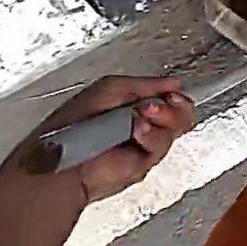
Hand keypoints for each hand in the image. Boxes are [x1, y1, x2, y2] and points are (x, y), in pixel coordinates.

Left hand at [25, 76, 195, 202]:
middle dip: (175, 105)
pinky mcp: (146, 161)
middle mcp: (145, 123)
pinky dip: (151, 134)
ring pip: (180, 125)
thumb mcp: (111, 89)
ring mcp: (147, 143)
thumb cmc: (72, 126)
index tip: (171, 91)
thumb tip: (174, 83)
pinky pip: (164, 143)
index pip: (173, 96)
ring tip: (141, 116)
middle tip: (156, 105)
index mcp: (135, 105)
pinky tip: (136, 131)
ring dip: (163, 116)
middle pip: (184, 110)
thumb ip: (146, 84)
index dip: (176, 93)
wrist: (62, 161)